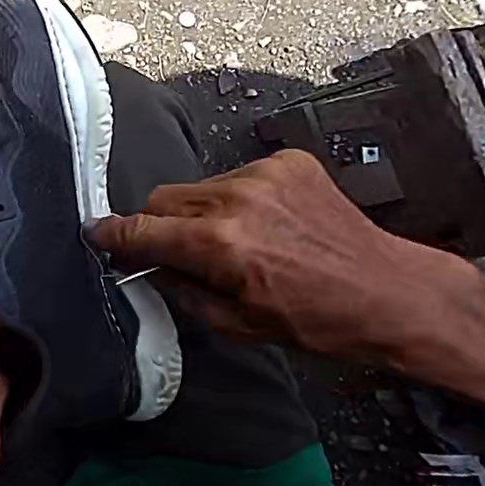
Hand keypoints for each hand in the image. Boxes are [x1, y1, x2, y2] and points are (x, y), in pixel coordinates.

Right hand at [89, 149, 481, 362]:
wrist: (387, 291)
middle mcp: (237, 199)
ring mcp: (265, 174)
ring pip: (197, 188)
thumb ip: (180, 290)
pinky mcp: (287, 162)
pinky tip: (262, 223)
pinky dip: (234, 200)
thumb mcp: (235, 323)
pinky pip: (235, 178)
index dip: (113, 234)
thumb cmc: (315, 319)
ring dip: (197, 213)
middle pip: (163, 199)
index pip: (143, 229)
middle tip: (174, 252)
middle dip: (158, 225)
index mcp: (220, 244)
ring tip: (231, 241)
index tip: (97, 233)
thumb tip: (148, 267)